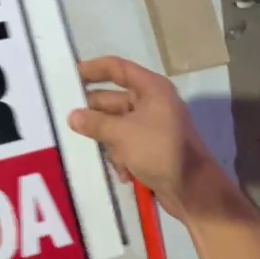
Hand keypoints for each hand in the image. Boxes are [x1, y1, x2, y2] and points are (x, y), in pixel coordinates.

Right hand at [67, 55, 229, 218]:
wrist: (193, 190)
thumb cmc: (159, 150)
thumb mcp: (123, 134)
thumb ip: (95, 122)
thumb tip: (72, 116)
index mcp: (152, 88)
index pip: (118, 68)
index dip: (94, 69)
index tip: (69, 75)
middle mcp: (152, 103)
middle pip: (114, 100)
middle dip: (94, 113)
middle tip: (66, 119)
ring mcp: (152, 127)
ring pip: (117, 125)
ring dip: (107, 140)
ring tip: (93, 150)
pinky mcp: (151, 149)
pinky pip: (126, 145)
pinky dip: (121, 157)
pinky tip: (123, 172)